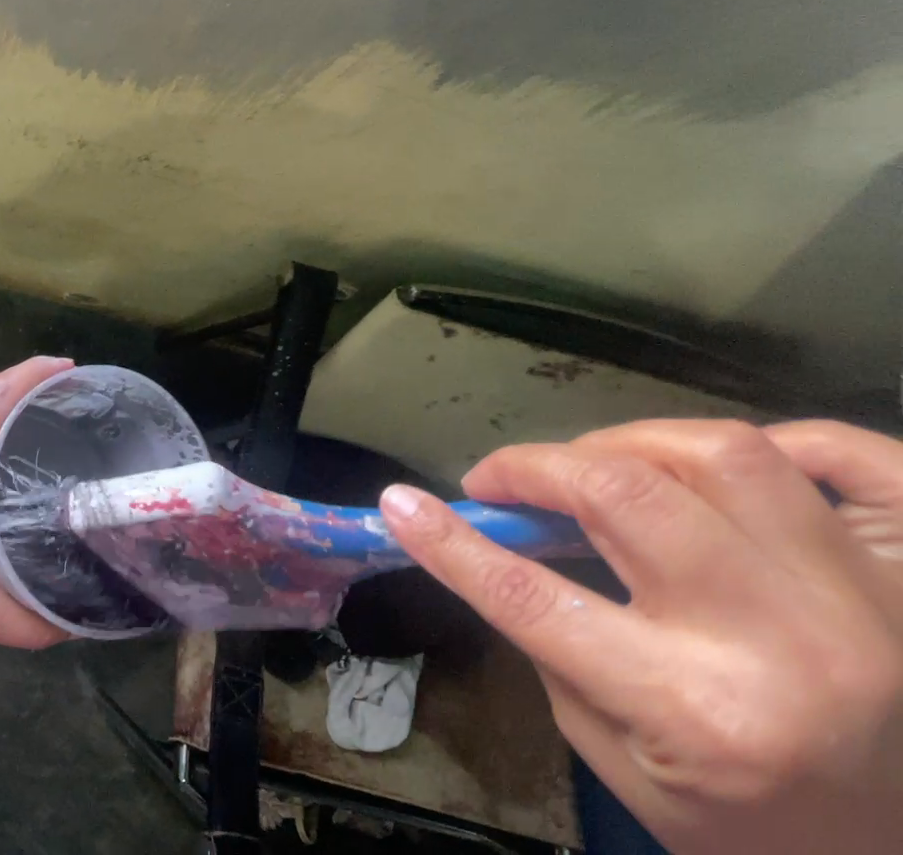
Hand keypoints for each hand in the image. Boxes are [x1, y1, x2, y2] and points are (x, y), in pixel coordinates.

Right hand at [381, 419, 902, 854]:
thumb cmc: (730, 815)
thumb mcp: (607, 745)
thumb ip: (550, 634)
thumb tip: (486, 537)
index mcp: (696, 711)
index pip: (533, 596)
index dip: (451, 541)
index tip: (400, 503)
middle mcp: (790, 645)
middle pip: (626, 495)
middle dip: (533, 469)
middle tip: (499, 482)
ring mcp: (875, 601)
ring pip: (727, 455)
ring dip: (629, 442)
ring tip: (592, 466)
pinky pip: (866, 460)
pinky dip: (787, 440)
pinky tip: (720, 466)